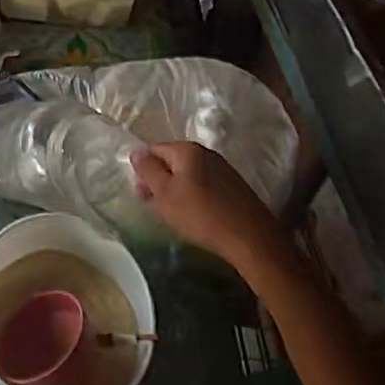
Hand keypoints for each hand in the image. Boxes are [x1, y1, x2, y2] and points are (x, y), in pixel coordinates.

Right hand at [130, 142, 284, 272]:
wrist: (248, 235)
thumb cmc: (200, 214)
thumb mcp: (165, 194)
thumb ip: (148, 170)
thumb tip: (136, 152)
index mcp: (187, 150)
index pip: (154, 150)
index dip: (144, 171)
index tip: (142, 195)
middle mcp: (206, 152)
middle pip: (172, 161)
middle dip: (160, 181)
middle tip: (156, 207)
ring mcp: (222, 167)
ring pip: (189, 174)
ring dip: (177, 190)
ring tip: (175, 214)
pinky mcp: (232, 184)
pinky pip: (204, 184)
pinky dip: (194, 196)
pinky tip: (196, 214)